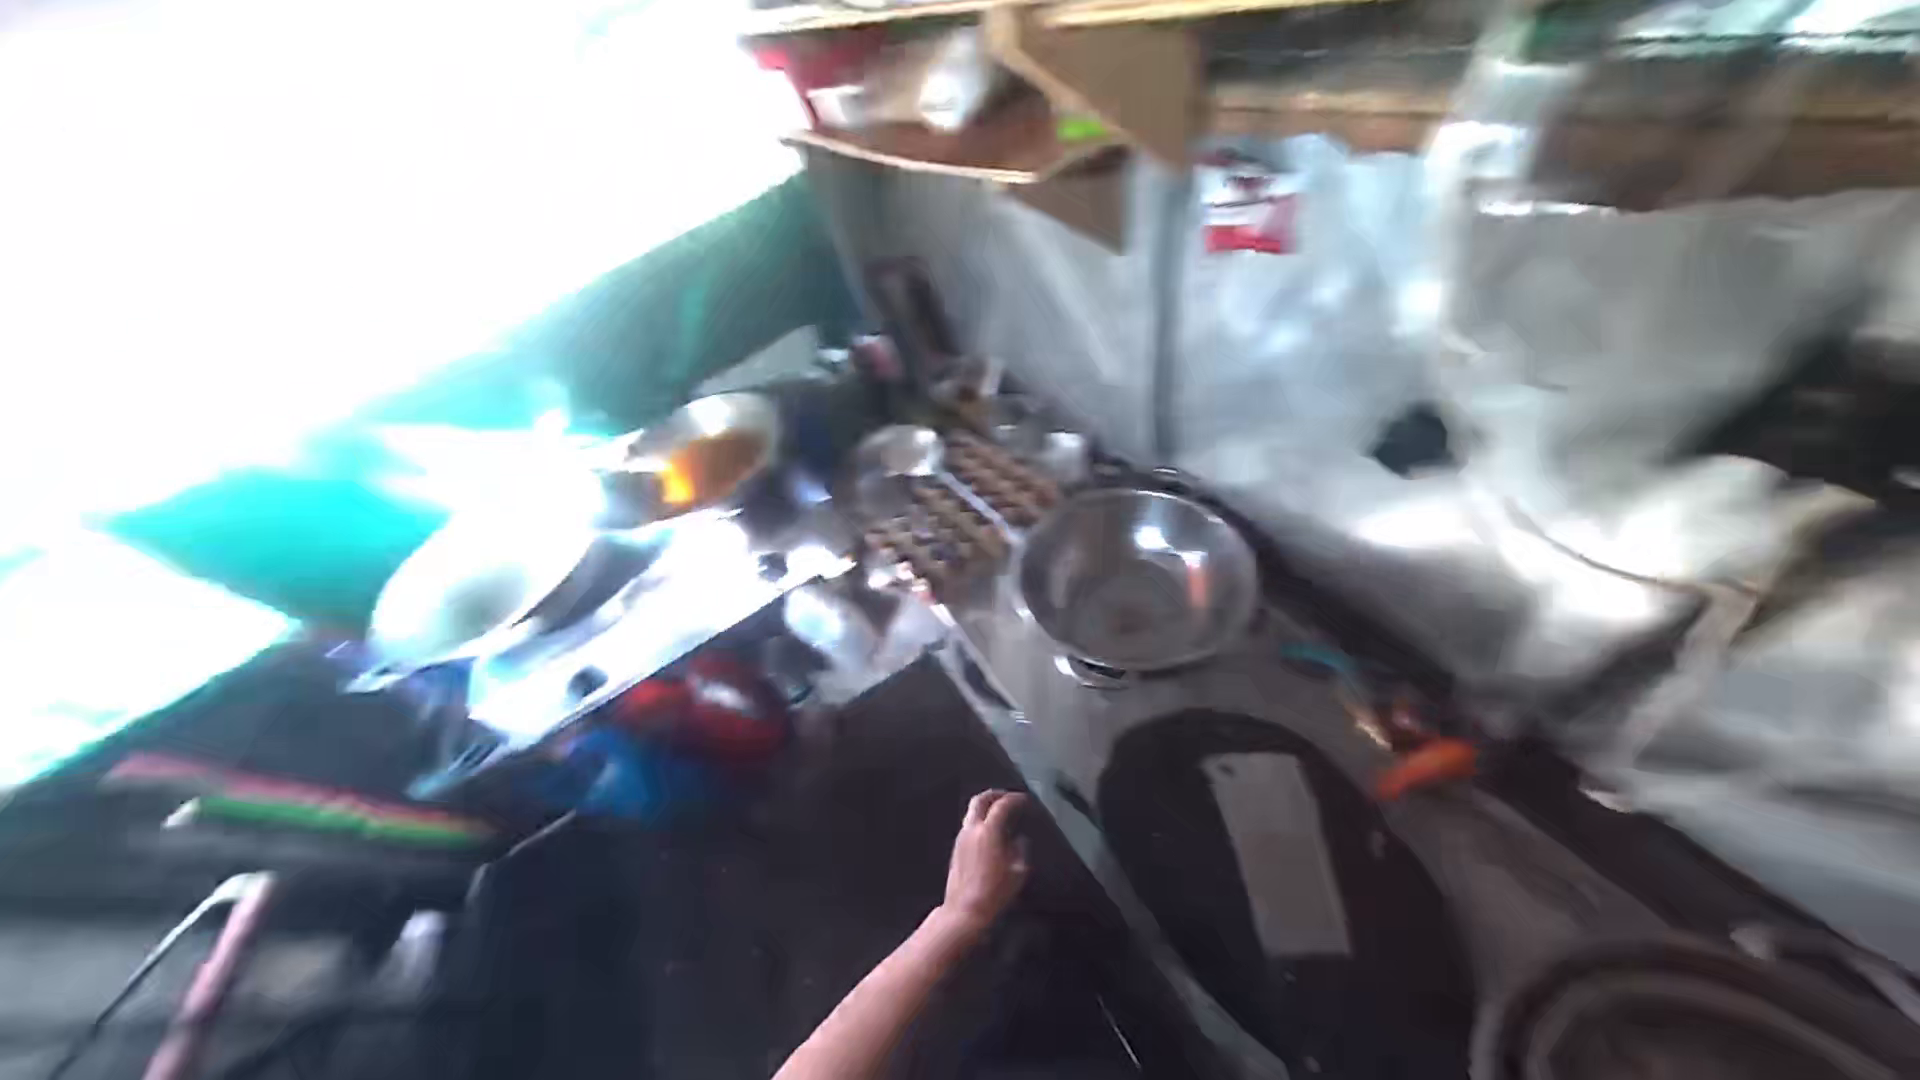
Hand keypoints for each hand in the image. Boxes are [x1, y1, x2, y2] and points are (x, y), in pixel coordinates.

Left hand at [940, 790, 1029, 935]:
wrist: (964, 911)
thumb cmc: (993, 893)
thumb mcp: (1017, 872)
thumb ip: (1019, 850)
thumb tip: (1018, 841)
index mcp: (988, 832)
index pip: (1002, 805)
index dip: (1015, 799)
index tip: (1023, 799)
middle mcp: (972, 830)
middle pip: (980, 800)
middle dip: (994, 794)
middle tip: (1006, 796)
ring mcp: (961, 838)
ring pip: (972, 812)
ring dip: (985, 807)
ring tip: (999, 814)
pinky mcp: (956, 849)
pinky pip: (969, 826)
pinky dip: (980, 821)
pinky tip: (989, 833)